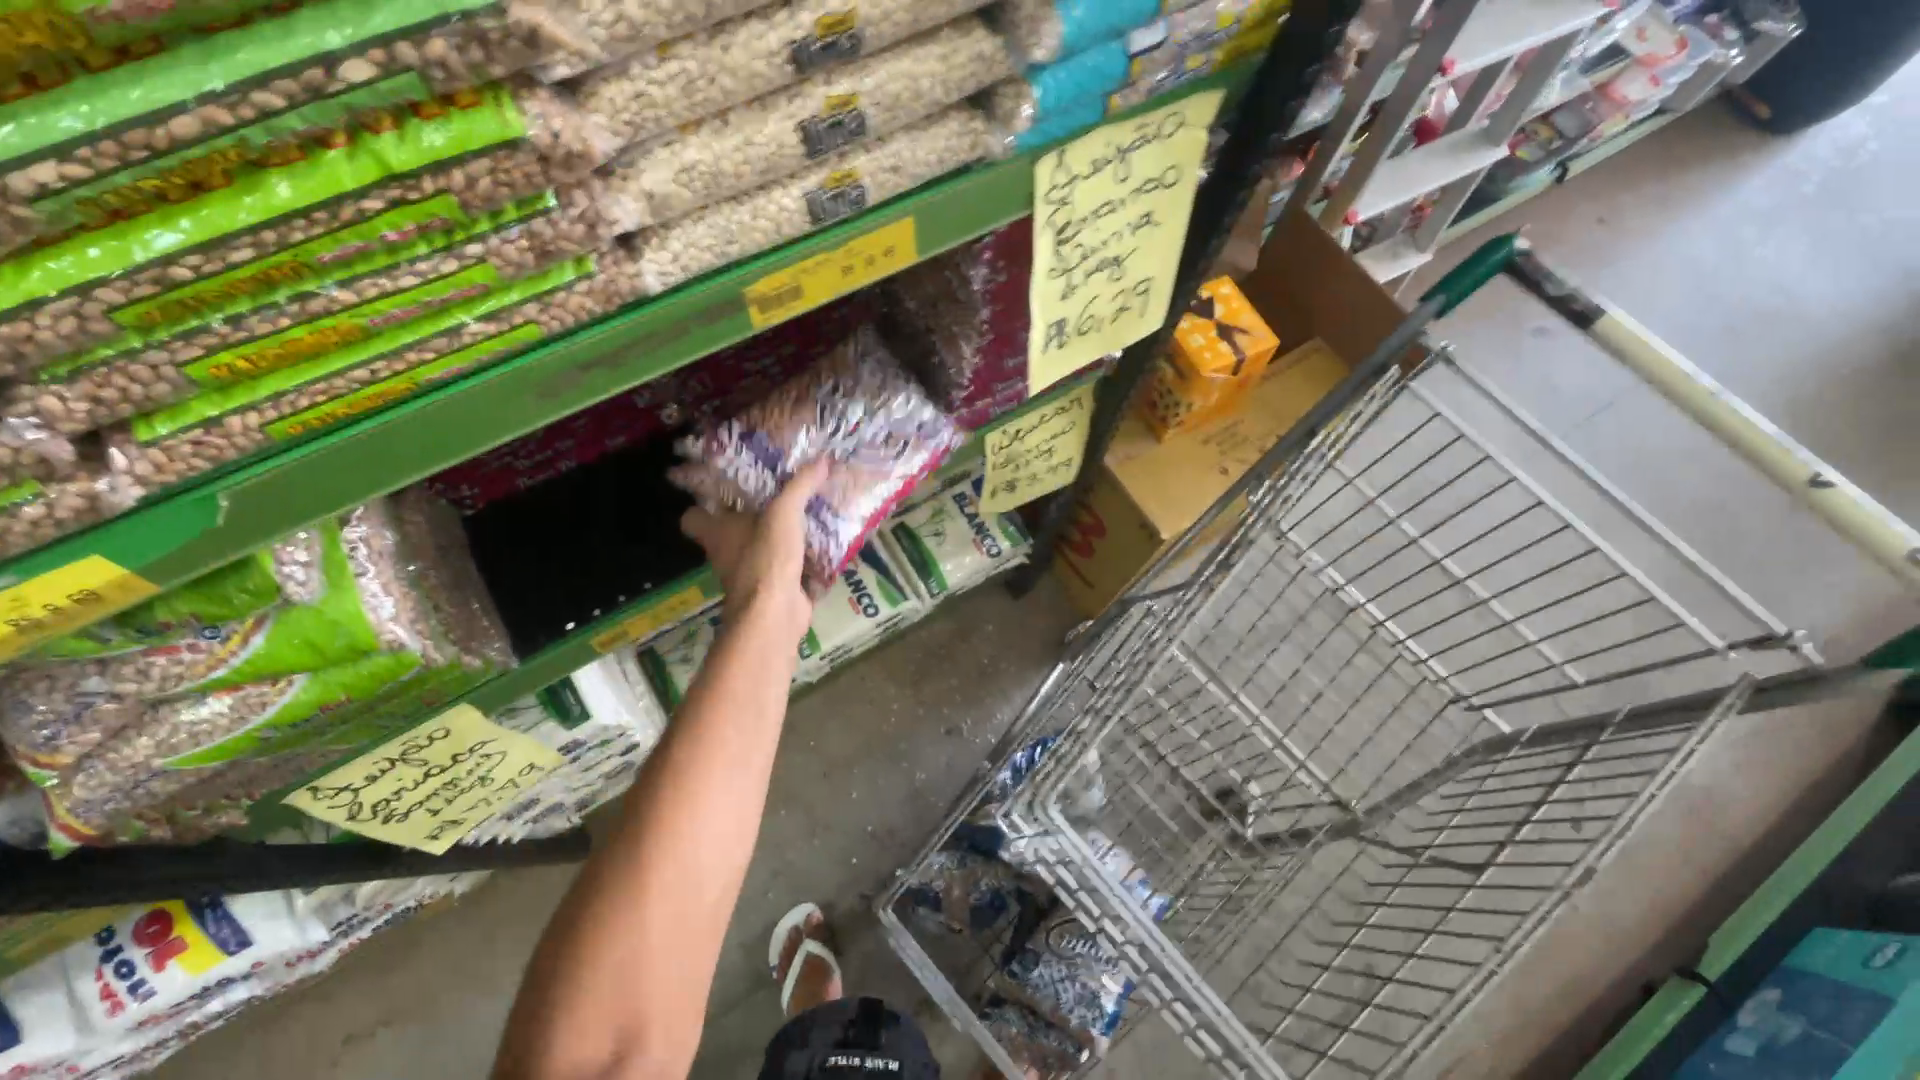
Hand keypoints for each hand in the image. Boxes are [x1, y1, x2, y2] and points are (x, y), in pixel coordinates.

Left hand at [680, 460, 828, 642]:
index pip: (692, 518)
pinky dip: (798, 562)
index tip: (723, 492)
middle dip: (750, 518)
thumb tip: (822, 459)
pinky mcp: (771, 591)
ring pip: (758, 552)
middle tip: (777, 497)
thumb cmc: (766, 557)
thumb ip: (800, 486)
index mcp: (716, 533)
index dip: (702, 505)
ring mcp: (748, 576)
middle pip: (729, 533)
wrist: (775, 613)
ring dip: (777, 540)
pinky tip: (820, 547)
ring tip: (804, 517)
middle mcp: (726, 554)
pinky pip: (783, 571)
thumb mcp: (784, 513)